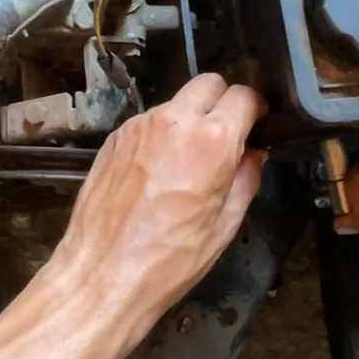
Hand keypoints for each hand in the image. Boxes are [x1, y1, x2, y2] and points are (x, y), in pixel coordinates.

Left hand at [48, 73, 266, 335]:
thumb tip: (252, 154)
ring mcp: (140, 125)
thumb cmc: (171, 258)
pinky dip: (161, 135)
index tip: (255, 126)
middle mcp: (174, 120)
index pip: (244, 95)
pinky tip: (156, 172)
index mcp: (211, 140)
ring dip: (189, 120)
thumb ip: (245, 178)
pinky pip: (149, 122)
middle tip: (224, 136)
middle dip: (222, 102)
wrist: (104, 274)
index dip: (255, 109)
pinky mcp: (116, 136)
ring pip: (176, 103)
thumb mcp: (226, 225)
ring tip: (186, 162)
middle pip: (209, 84)